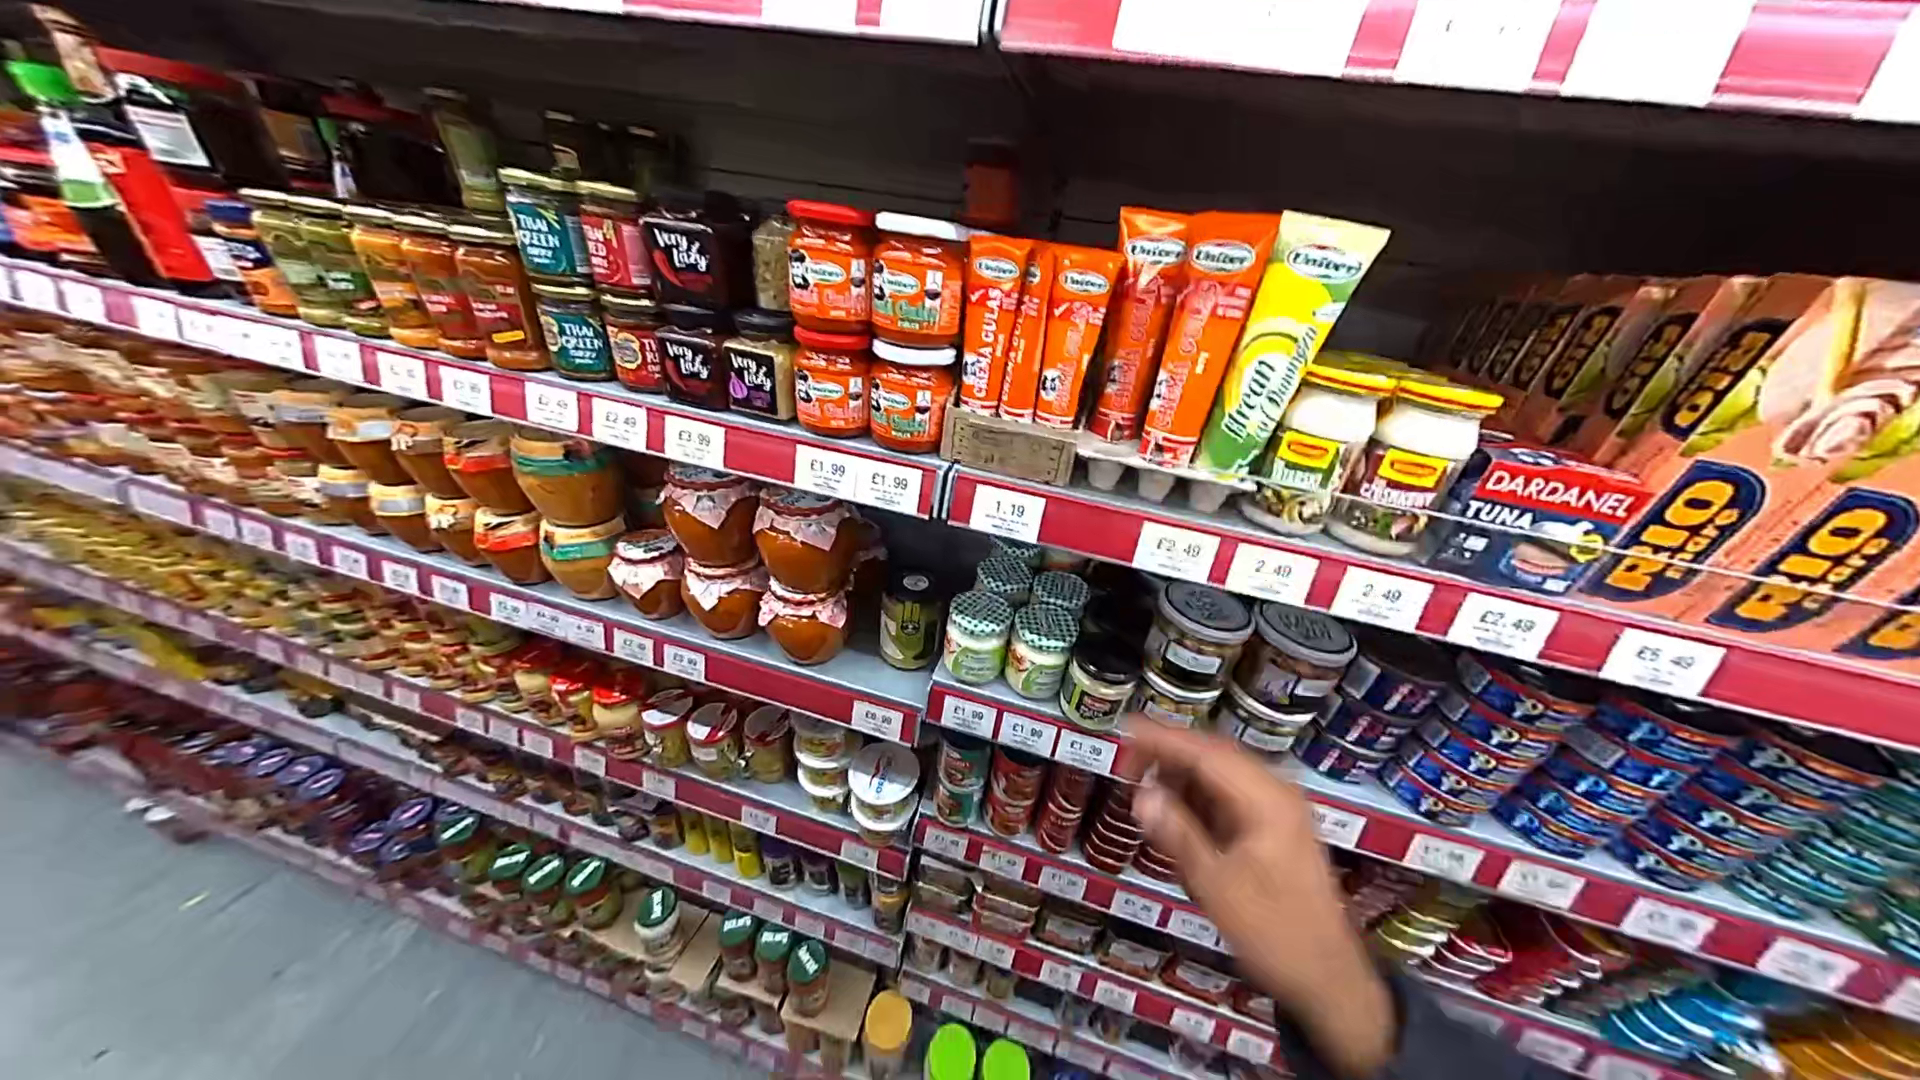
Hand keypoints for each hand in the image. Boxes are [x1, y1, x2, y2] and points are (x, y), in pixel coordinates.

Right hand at [1126, 718, 1395, 1079]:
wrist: (1331, 982)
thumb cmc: (1276, 935)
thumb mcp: (1218, 887)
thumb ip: (1178, 835)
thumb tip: (1141, 797)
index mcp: (1266, 800)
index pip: (1206, 754)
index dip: (1163, 739)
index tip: (1127, 731)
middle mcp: (1275, 794)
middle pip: (1213, 756)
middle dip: (1169, 755)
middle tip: (1129, 763)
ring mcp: (1277, 810)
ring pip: (1220, 774)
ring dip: (1182, 776)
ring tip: (1145, 786)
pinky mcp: (1272, 827)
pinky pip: (1228, 795)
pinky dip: (1198, 796)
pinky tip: (1176, 810)